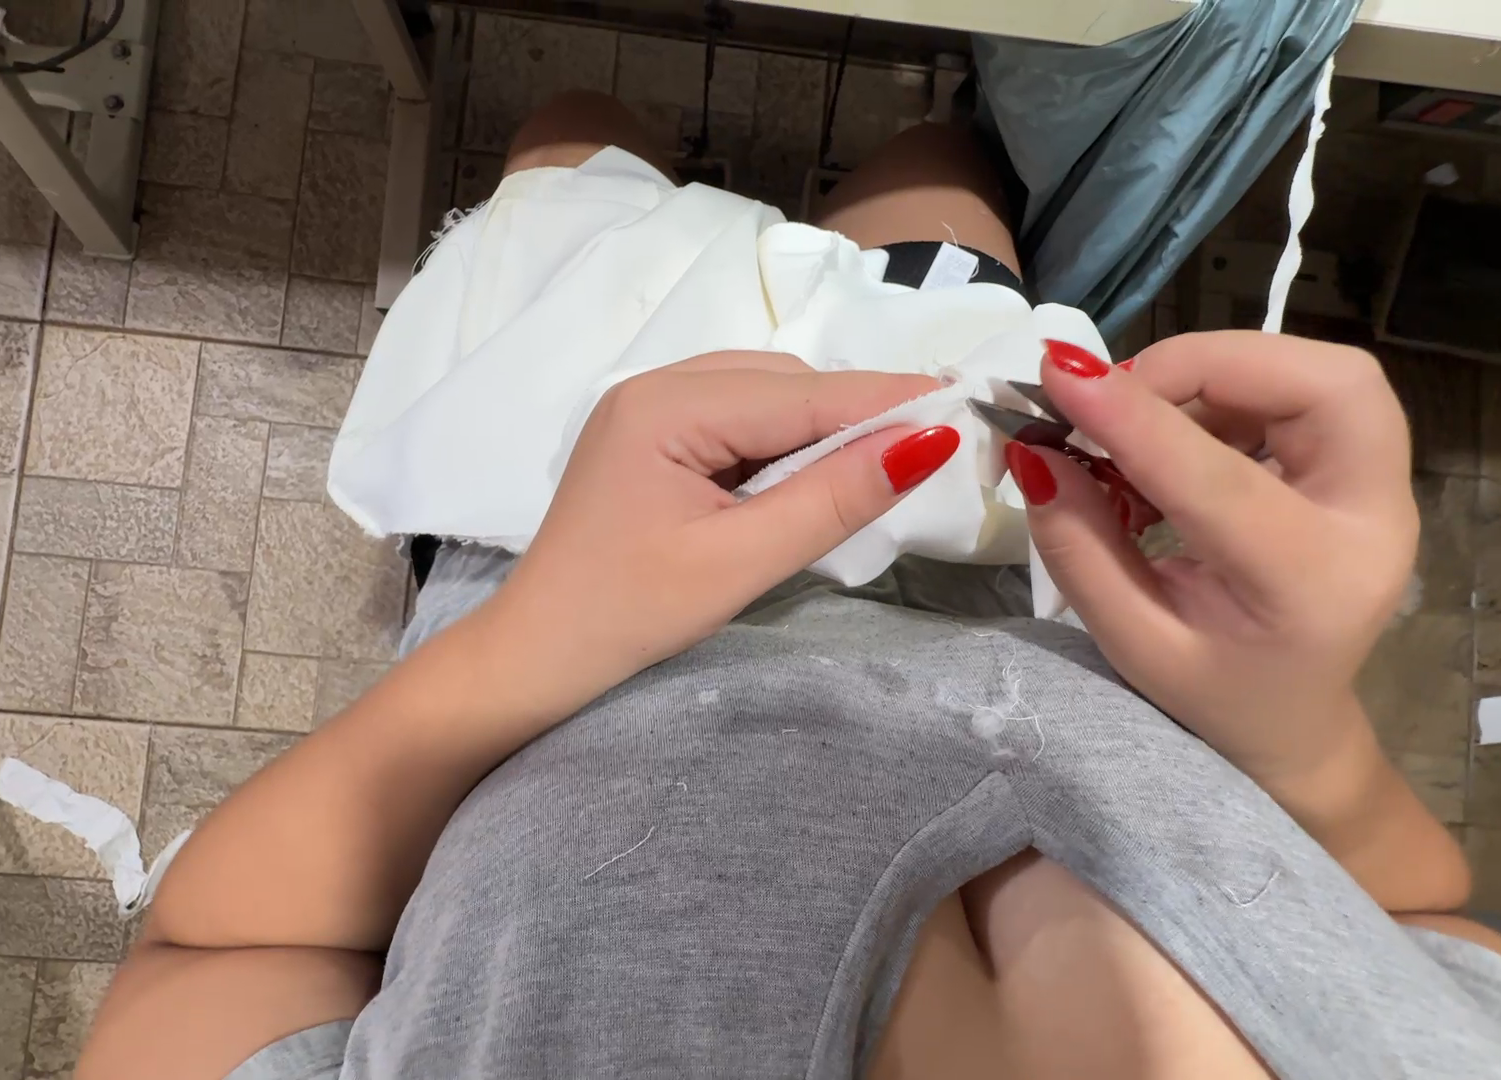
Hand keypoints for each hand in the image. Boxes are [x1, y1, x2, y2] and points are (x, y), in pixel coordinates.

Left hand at [478, 351, 955, 709]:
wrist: (538, 654)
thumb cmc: (629, 618)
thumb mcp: (738, 562)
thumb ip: (831, 498)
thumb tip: (926, 442)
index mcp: (664, 408)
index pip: (799, 394)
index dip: (884, 398)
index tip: (962, 400)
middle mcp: (652, 387)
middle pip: (779, 382)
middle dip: (849, 411)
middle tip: (920, 446)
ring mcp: (644, 409)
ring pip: (758, 395)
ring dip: (814, 425)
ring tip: (869, 462)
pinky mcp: (646, 437)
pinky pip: (731, 419)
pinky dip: (776, 440)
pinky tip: (799, 472)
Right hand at [1004, 331, 1417, 783]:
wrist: (1290, 715)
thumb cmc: (1209, 690)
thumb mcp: (1128, 639)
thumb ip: (1078, 547)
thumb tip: (1034, 455)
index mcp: (1307, 586)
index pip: (1216, 478)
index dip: (1132, 418)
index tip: (1058, 375)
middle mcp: (1373, 523)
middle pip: (1326, 386)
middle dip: (1206, 364)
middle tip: (1115, 391)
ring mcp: (1382, 488)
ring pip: (1317, 376)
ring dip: (1208, 374)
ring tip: (1130, 417)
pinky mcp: (1364, 466)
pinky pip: (1299, 391)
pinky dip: (1217, 392)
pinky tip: (1166, 436)